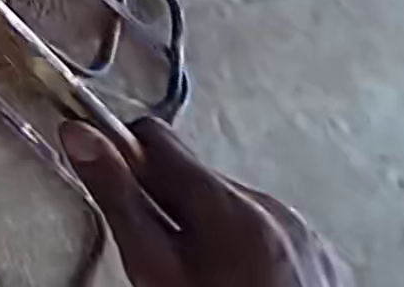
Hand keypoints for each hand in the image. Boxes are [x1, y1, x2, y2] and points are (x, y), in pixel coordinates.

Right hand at [60, 118, 350, 286]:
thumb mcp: (151, 265)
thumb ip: (114, 193)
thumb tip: (77, 131)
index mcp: (229, 205)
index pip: (154, 134)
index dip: (123, 151)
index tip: (112, 179)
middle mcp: (276, 210)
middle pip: (189, 170)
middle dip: (162, 194)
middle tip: (153, 241)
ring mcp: (309, 239)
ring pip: (222, 199)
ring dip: (199, 218)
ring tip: (193, 265)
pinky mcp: (326, 264)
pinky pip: (260, 226)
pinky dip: (236, 241)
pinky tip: (232, 276)